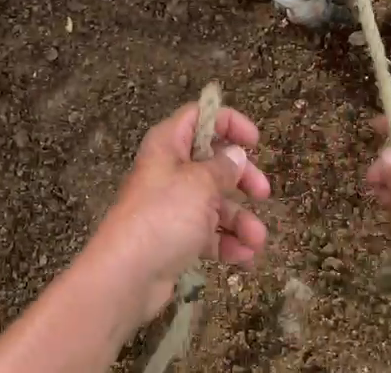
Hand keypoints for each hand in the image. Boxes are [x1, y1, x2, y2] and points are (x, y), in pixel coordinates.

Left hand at [81, 101, 271, 323]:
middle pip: (213, 161)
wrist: (128, 273)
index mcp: (168, 143)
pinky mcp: (176, 236)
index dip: (228, 122)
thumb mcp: (199, 184)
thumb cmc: (164, 215)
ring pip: (214, 202)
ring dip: (240, 219)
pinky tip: (245, 257)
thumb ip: (222, 167)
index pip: (199, 116)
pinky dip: (228, 242)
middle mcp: (169, 168)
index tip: (255, 140)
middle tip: (263, 193)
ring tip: (257, 240)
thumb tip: (236, 154)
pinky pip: (208, 232)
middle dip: (241, 178)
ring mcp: (172, 204)